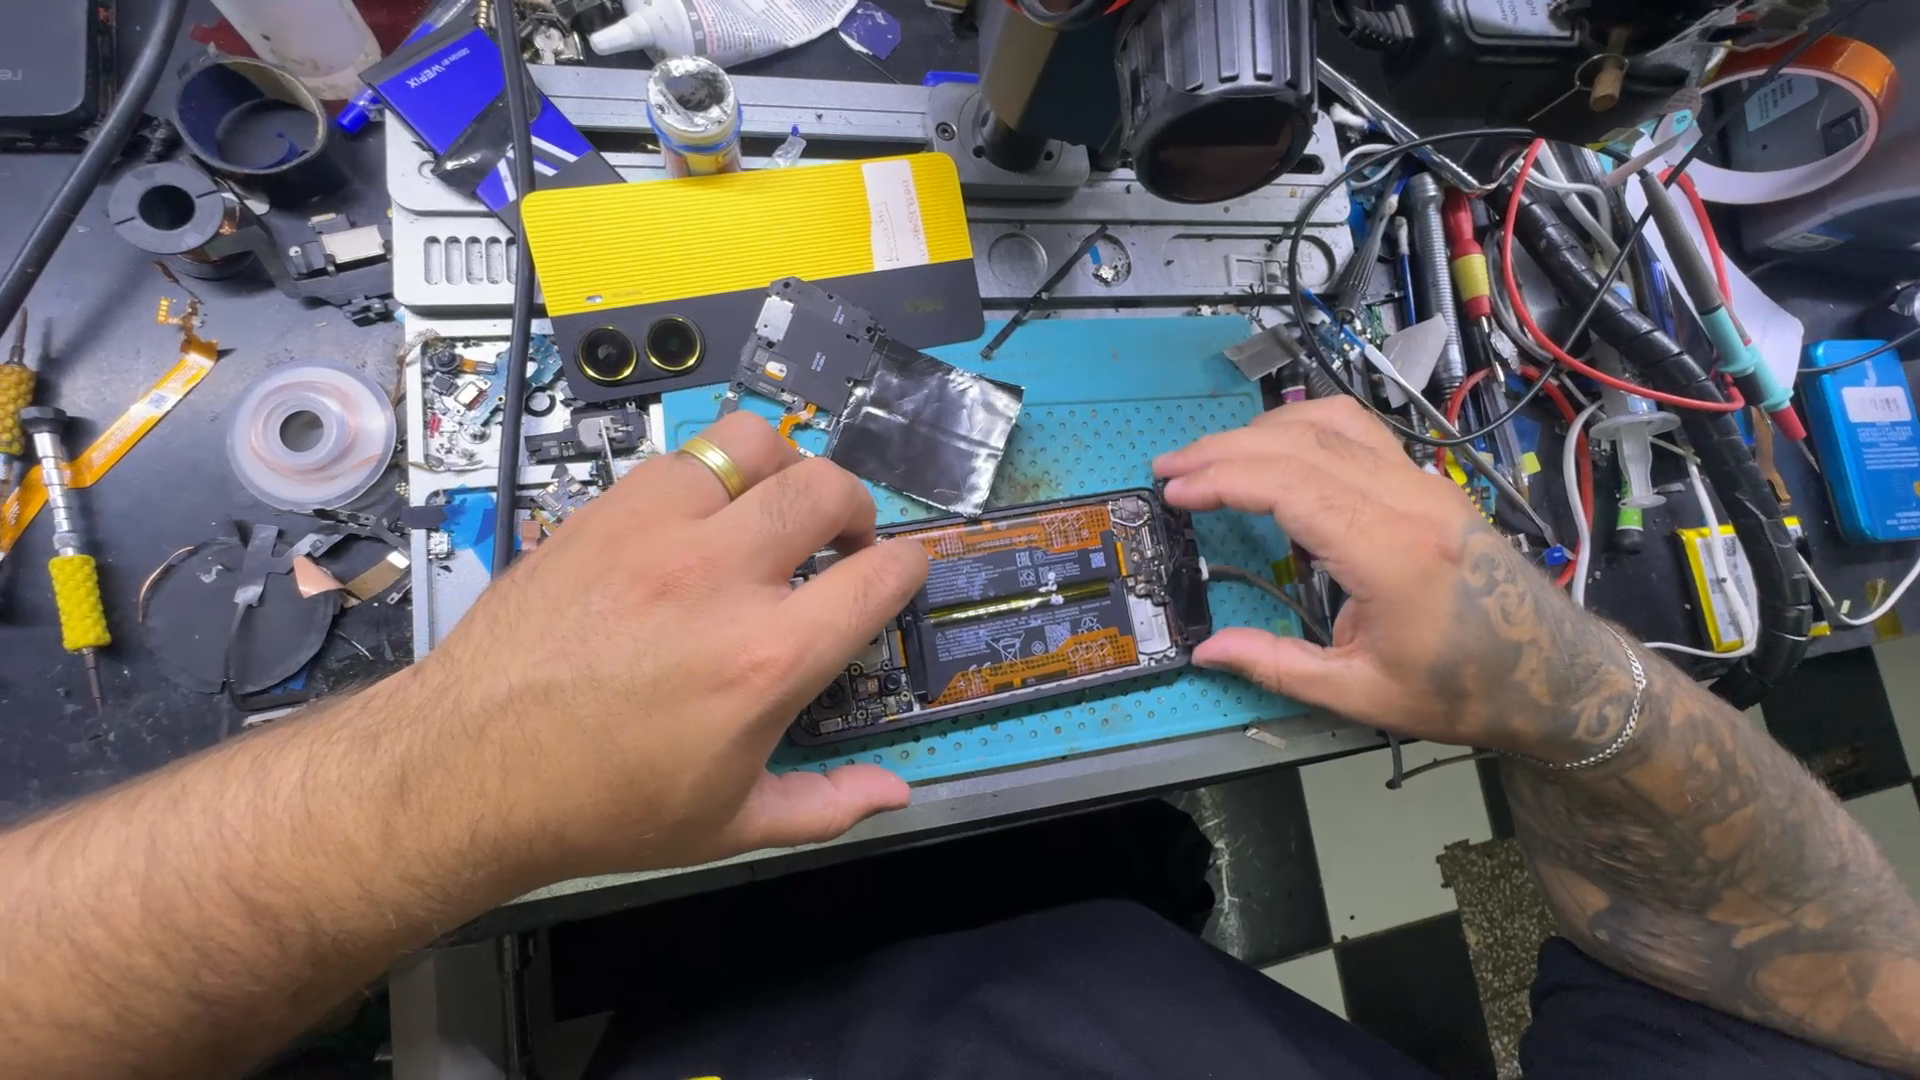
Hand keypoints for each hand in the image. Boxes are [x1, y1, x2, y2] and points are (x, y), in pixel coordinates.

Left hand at [406, 413, 929, 882]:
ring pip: (756, 444)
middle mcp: (722, 579)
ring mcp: (659, 533)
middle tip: (845, 540)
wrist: (463, 772)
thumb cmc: (606, 806)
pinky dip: (717, 474)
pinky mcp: (607, 513)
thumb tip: (897, 793)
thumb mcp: (732, 824)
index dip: (908, 567)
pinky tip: (705, 516)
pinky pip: (686, 457)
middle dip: (859, 508)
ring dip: (787, 470)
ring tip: (776, 507)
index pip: (880, 575)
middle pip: (829, 490)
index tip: (899, 572)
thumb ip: (829, 805)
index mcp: (768, 659)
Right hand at [1153, 398, 1629, 762]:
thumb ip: (1275, 667)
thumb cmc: (1463, 690)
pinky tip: (1270, 445)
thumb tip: (1206, 650)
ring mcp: (1424, 484)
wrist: (1557, 675)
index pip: (1291, 487)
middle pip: (1301, 445)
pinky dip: (1300, 426)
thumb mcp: (1360, 694)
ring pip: (1330, 423)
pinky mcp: (1426, 483)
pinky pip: (1357, 430)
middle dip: (1223, 450)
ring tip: (1209, 456)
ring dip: (1259, 431)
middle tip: (1170, 466)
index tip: (1175, 490)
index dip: (1223, 480)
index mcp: (1394, 554)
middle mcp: (1412, 502)